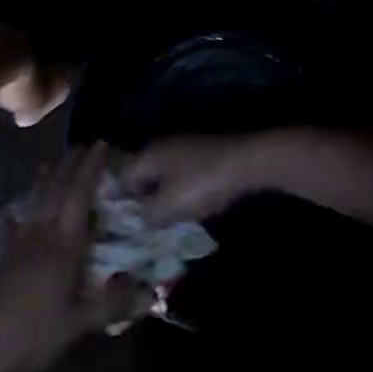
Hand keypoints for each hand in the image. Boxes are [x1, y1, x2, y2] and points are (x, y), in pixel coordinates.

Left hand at [0, 145, 144, 371]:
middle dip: (70, 166)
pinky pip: (13, 228)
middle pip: (56, 192)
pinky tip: (14, 210)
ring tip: (52, 162)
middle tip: (82, 145)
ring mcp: (19, 246)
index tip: (100, 145)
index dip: (90, 169)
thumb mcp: (78, 324)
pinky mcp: (4, 260)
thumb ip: (112, 305)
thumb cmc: (33, 335)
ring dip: (45, 180)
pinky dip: (17, 214)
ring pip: (35, 204)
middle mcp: (41, 236)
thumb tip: (149, 293)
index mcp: (63, 246)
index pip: (79, 196)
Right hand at [119, 134, 282, 223]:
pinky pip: (191, 177)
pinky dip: (194, 192)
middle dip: (152, 202)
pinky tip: (207, 205)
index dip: (126, 202)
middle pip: (147, 178)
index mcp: (148, 155)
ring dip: (175, 200)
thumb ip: (148, 215)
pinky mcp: (207, 154)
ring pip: (170, 179)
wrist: (248, 162)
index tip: (136, 223)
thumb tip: (142, 218)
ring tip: (187, 217)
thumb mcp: (168, 206)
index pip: (124, 179)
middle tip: (160, 224)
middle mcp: (163, 147)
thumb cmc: (202, 184)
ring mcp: (187, 148)